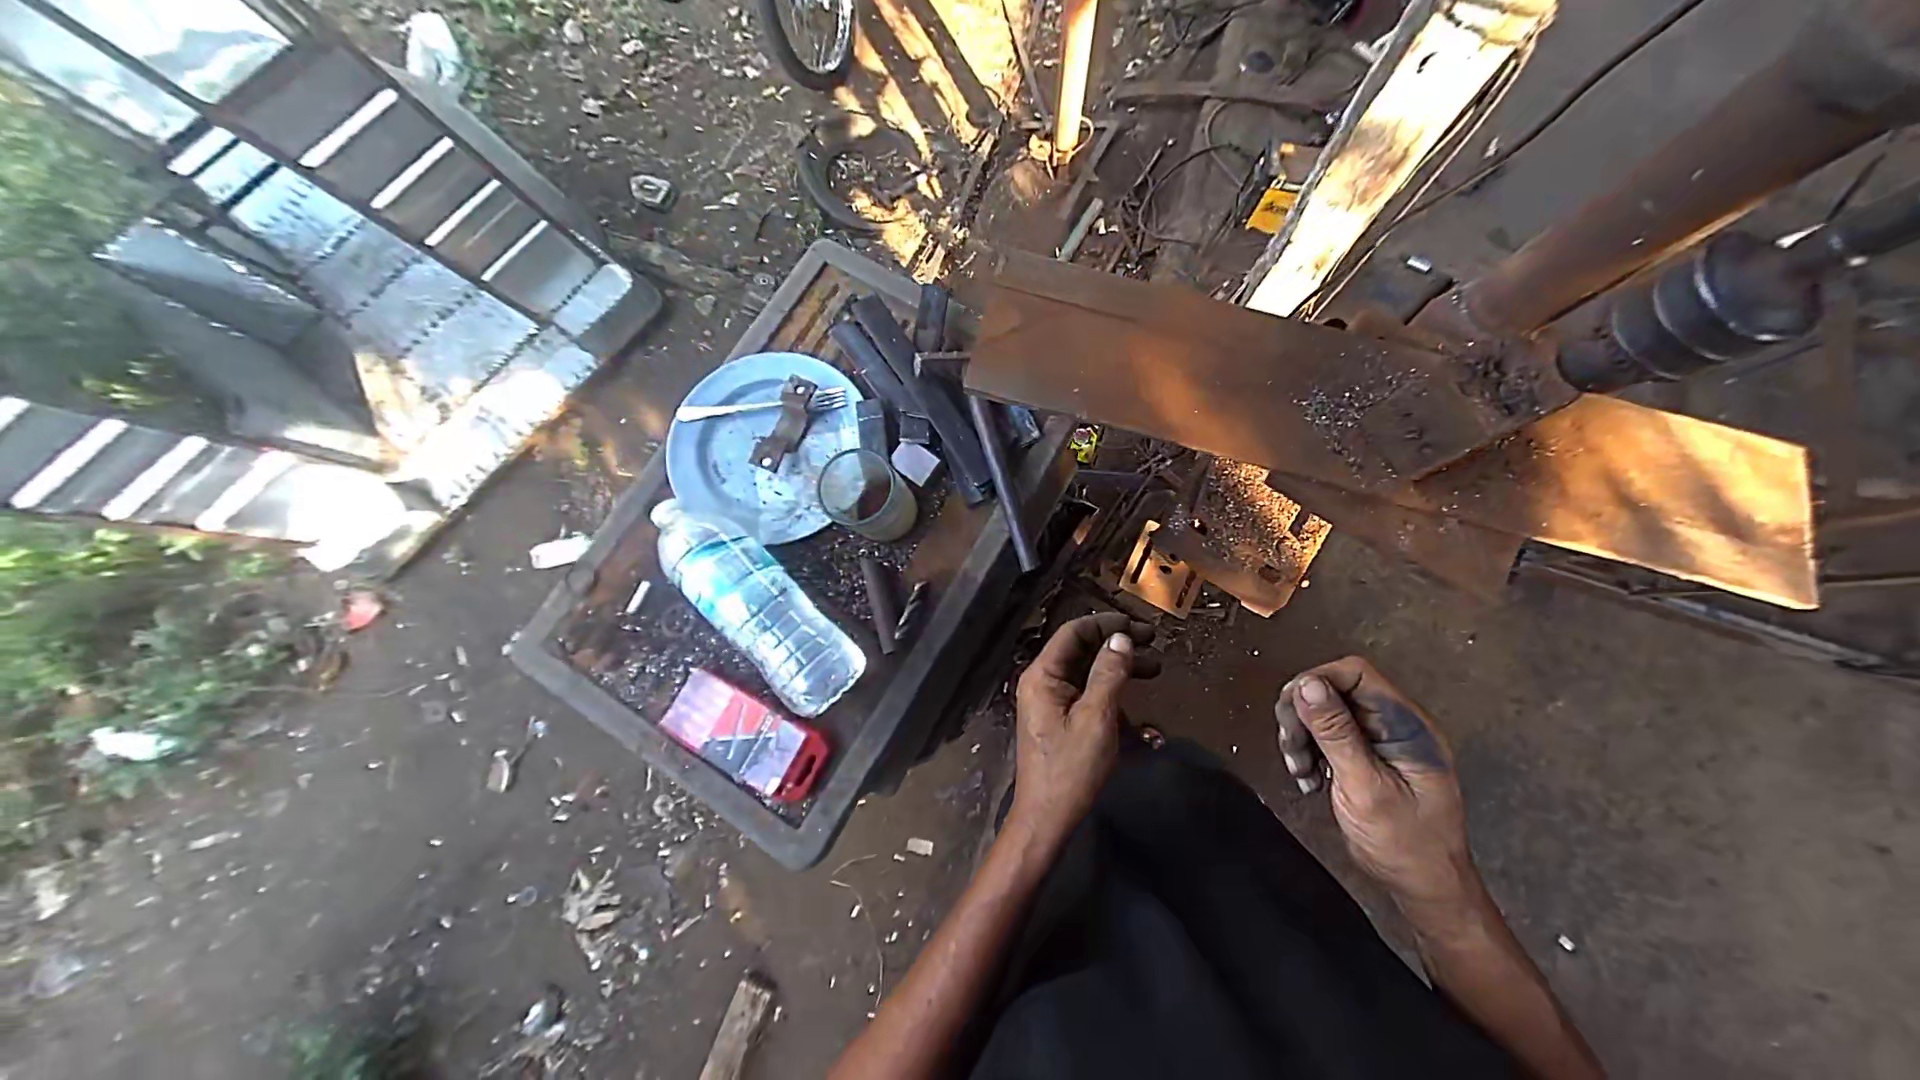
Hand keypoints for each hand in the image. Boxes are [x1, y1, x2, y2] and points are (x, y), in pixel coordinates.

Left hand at [1009, 614, 1158, 846]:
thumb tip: (1122, 639)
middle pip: (1082, 651)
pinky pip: (1088, 698)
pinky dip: (1113, 699)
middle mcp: (1043, 683)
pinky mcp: (1061, 721)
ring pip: (1088, 674)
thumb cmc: (1071, 768)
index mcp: (1043, 675)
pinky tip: (1141, 716)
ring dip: (1120, 671)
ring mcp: (1051, 703)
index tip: (1140, 628)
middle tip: (1153, 645)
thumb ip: (1109, 674)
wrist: (1048, 817)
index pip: (1074, 632)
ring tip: (1155, 671)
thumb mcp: (1096, 718)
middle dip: (1118, 646)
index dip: (1108, 624)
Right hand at [1276, 657, 1478, 910]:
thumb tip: (1307, 684)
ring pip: (1323, 711)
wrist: (1426, 889)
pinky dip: (1308, 751)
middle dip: (1303, 714)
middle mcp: (1394, 724)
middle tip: (1292, 748)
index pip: (1355, 673)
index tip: (1292, 713)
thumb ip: (1335, 732)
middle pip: (1333, 689)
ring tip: (1300, 770)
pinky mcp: (1365, 754)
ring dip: (1301, 736)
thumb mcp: (1364, 786)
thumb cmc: (1405, 844)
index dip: (1317, 682)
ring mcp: (1380, 739)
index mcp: (1407, 725)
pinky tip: (1308, 777)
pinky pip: (1326, 734)